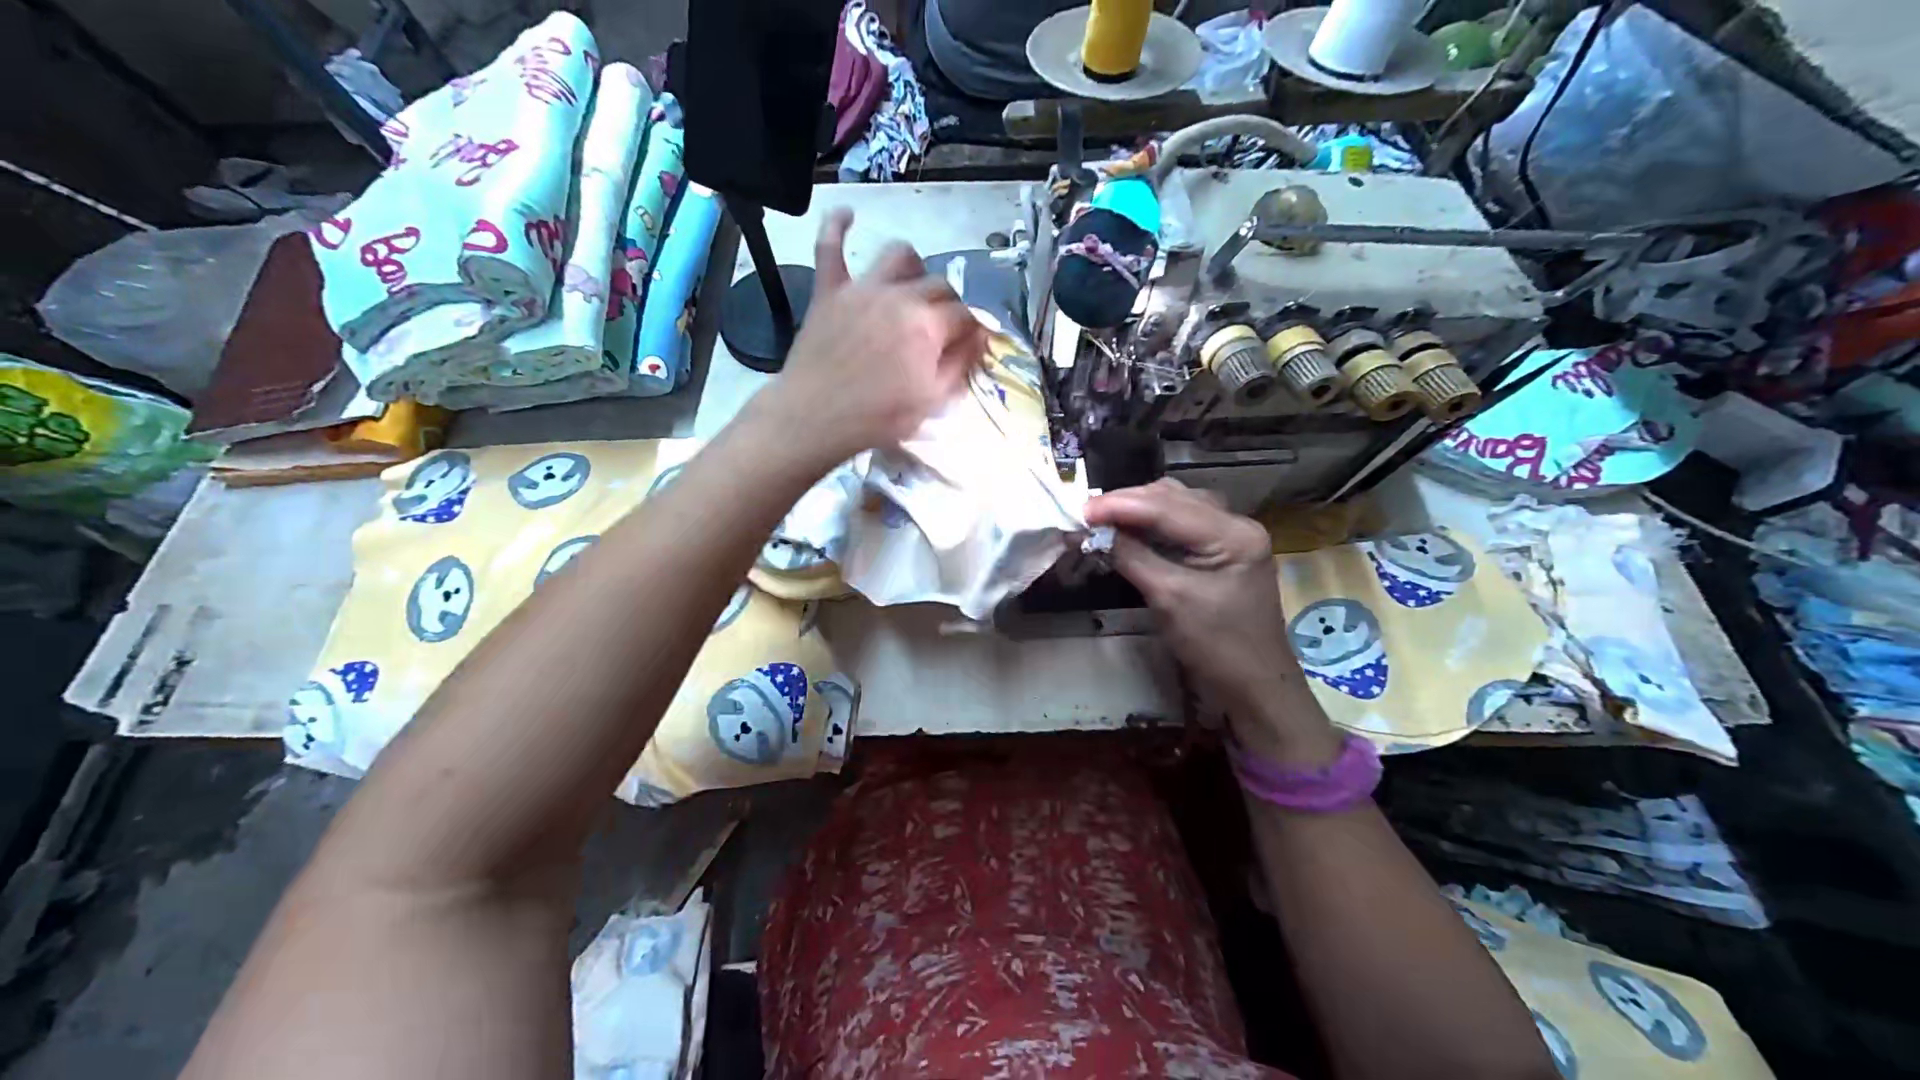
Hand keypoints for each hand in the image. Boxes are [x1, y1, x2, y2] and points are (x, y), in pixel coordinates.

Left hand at [754, 209, 982, 465]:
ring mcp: (862, 288)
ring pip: (898, 254)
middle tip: (943, 328)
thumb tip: (980, 337)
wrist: (814, 417)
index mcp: (927, 325)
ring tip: (911, 285)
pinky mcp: (829, 290)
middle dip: (949, 303)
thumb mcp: (931, 401)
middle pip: (939, 283)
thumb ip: (960, 365)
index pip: (965, 314)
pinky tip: (847, 215)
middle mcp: (899, 296)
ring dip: (912, 266)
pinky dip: (837, 227)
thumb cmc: (877, 417)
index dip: (973, 329)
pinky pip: (829, 247)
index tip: (972, 342)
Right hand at [1084, 479, 1338, 762]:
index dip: (1120, 505)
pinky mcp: (1221, 551)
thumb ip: (1132, 556)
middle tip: (1087, 515)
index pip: (1167, 506)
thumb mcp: (1168, 598)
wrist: (1253, 687)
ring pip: (1176, 506)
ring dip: (1138, 510)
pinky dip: (1151, 525)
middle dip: (1128, 502)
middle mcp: (1236, 524)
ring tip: (1102, 520)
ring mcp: (1231, 537)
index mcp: (1233, 534)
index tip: (1081, 510)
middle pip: (1173, 497)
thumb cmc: (1215, 646)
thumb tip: (1095, 531)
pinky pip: (1181, 525)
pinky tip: (1128, 531)